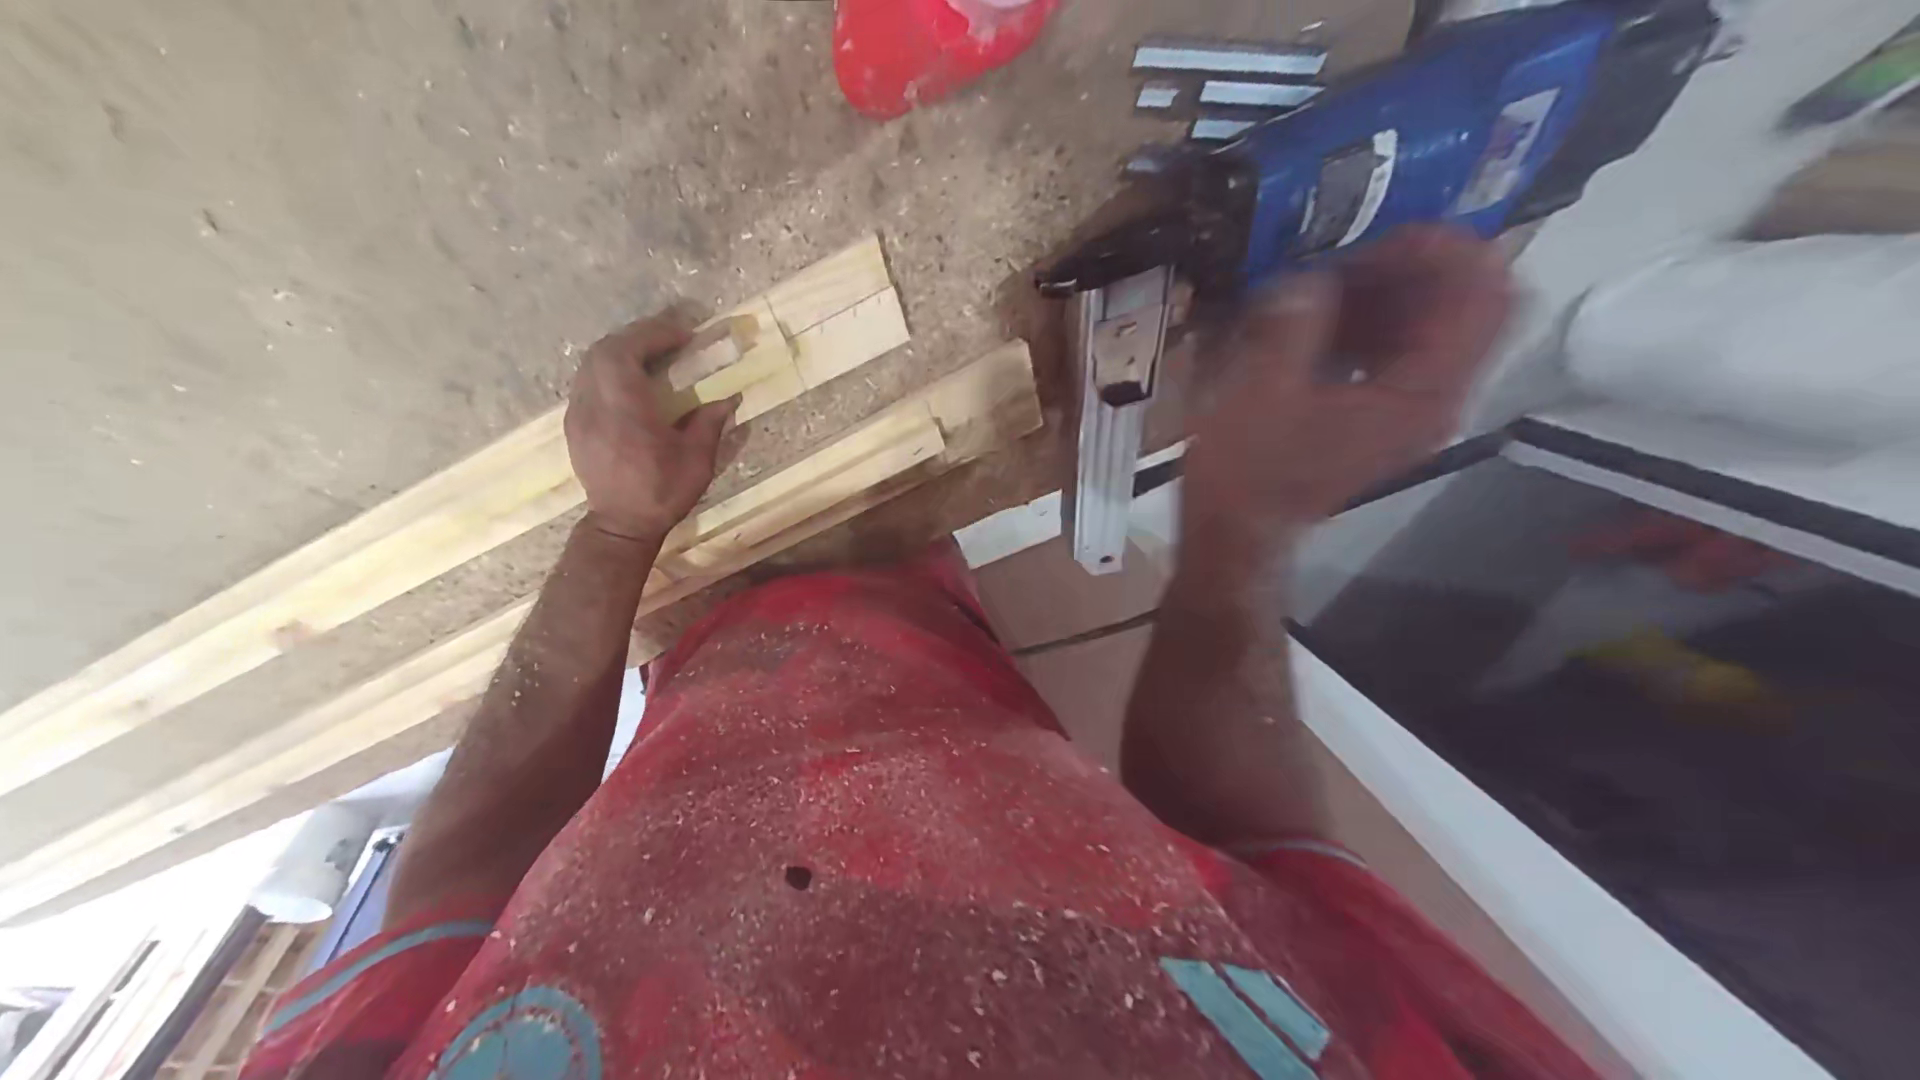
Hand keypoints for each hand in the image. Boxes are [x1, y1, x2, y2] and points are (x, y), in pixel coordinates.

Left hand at [564, 313, 740, 541]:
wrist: (621, 524)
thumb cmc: (663, 492)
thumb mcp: (697, 460)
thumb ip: (709, 423)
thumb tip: (727, 398)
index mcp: (625, 409)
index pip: (627, 352)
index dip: (653, 334)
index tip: (682, 333)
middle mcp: (594, 404)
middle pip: (604, 350)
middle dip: (637, 337)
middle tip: (669, 338)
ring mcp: (579, 413)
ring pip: (590, 364)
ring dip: (621, 351)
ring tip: (651, 355)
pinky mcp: (574, 424)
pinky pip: (587, 382)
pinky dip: (609, 370)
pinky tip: (631, 381)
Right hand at [1180, 226, 1511, 546]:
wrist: (1235, 533)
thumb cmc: (1246, 471)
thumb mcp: (1260, 390)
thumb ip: (1293, 321)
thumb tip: (1308, 279)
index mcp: (1422, 396)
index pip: (1484, 295)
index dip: (1444, 249)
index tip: (1376, 239)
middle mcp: (1434, 400)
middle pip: (1461, 305)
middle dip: (1407, 270)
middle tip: (1339, 263)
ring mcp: (1407, 410)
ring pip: (1427, 326)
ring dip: (1383, 295)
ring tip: (1319, 287)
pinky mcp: (1379, 416)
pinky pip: (1395, 352)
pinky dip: (1366, 325)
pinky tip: (1314, 322)